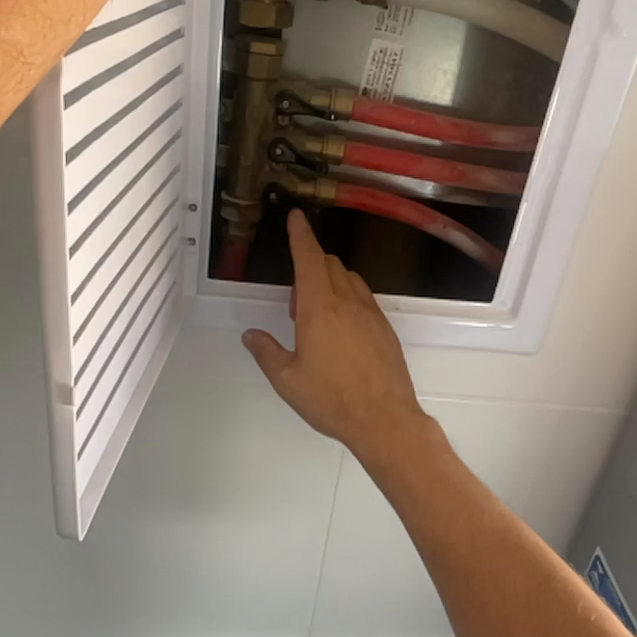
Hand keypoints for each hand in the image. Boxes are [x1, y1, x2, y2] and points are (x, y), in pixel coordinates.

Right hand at [243, 211, 430, 461]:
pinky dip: (348, 299)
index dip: (300, 235)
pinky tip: (340, 332)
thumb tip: (251, 335)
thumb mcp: (287, 380)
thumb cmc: (331, 399)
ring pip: (349, 279)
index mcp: (319, 308)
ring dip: (330, 282)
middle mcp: (348, 302)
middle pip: (329, 264)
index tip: (296, 217)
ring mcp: (371, 314)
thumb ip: (267, 352)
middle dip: (309, 266)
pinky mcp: (385, 329)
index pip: (308, 258)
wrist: (384, 419)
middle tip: (294, 304)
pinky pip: (364, 299)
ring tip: (316, 319)